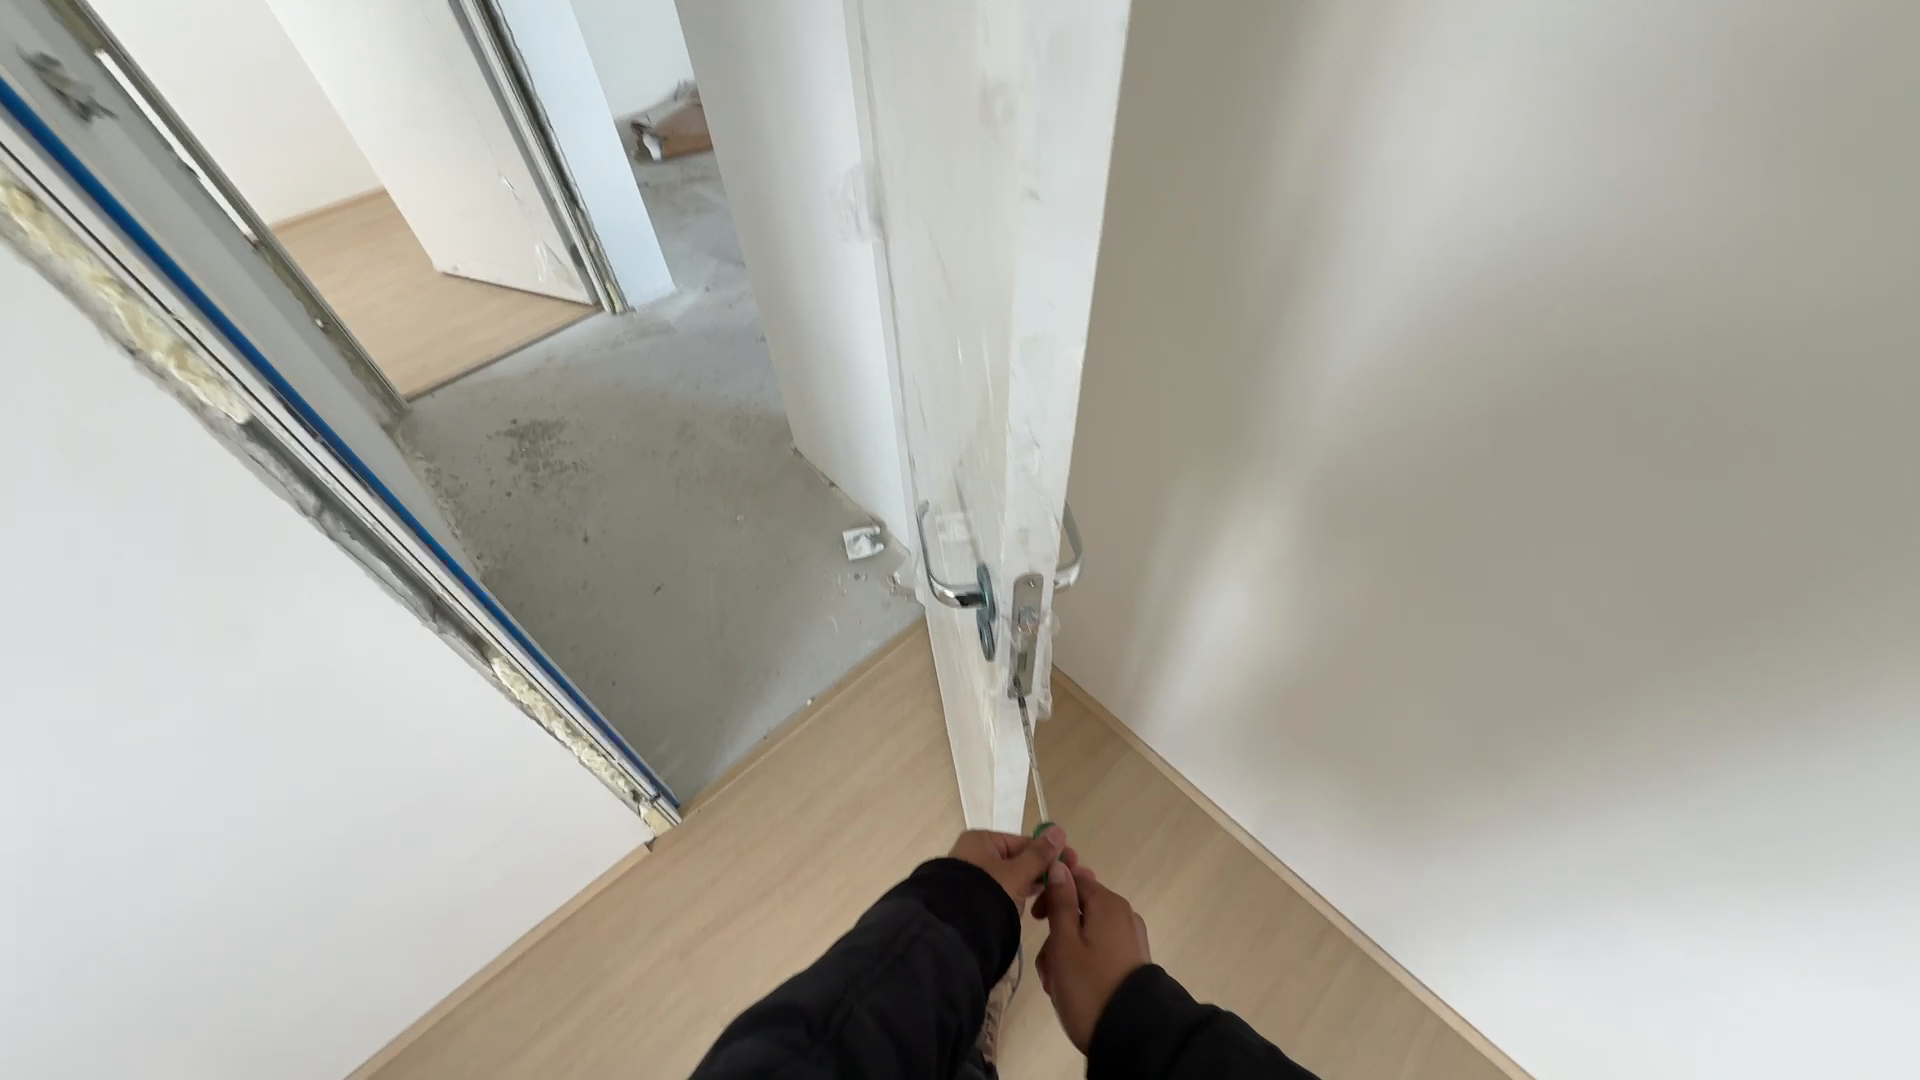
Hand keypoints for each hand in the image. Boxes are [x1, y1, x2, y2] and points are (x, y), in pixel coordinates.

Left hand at [948, 826, 1070, 905]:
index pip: (1023, 841)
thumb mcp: (1018, 872)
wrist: (956, 932)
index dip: (1049, 852)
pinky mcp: (975, 899)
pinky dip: (1020, 896)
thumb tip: (1059, 830)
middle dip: (1044, 869)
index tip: (1074, 862)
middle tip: (1070, 881)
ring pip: (1012, 877)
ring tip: (1057, 895)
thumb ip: (1040, 854)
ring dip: (1034, 884)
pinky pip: (1004, 892)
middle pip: (1018, 859)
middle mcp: (975, 854)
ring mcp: (974, 877)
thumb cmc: (988, 893)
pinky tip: (1037, 905)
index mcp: (982, 840)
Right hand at [1034, 861, 1151, 1052]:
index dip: (1050, 894)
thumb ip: (1060, 902)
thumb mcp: (1065, 944)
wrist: (1135, 1038)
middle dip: (1057, 933)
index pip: (1074, 879)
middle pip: (1080, 909)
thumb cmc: (1090, 986)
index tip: (1035, 918)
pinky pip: (1101, 950)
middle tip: (1045, 963)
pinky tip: (1072, 988)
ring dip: (1066, 952)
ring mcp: (1131, 939)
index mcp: (1107, 904)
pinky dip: (1083, 963)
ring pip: (1088, 933)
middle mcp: (1123, 915)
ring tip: (1055, 984)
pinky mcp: (1133, 962)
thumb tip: (1059, 866)